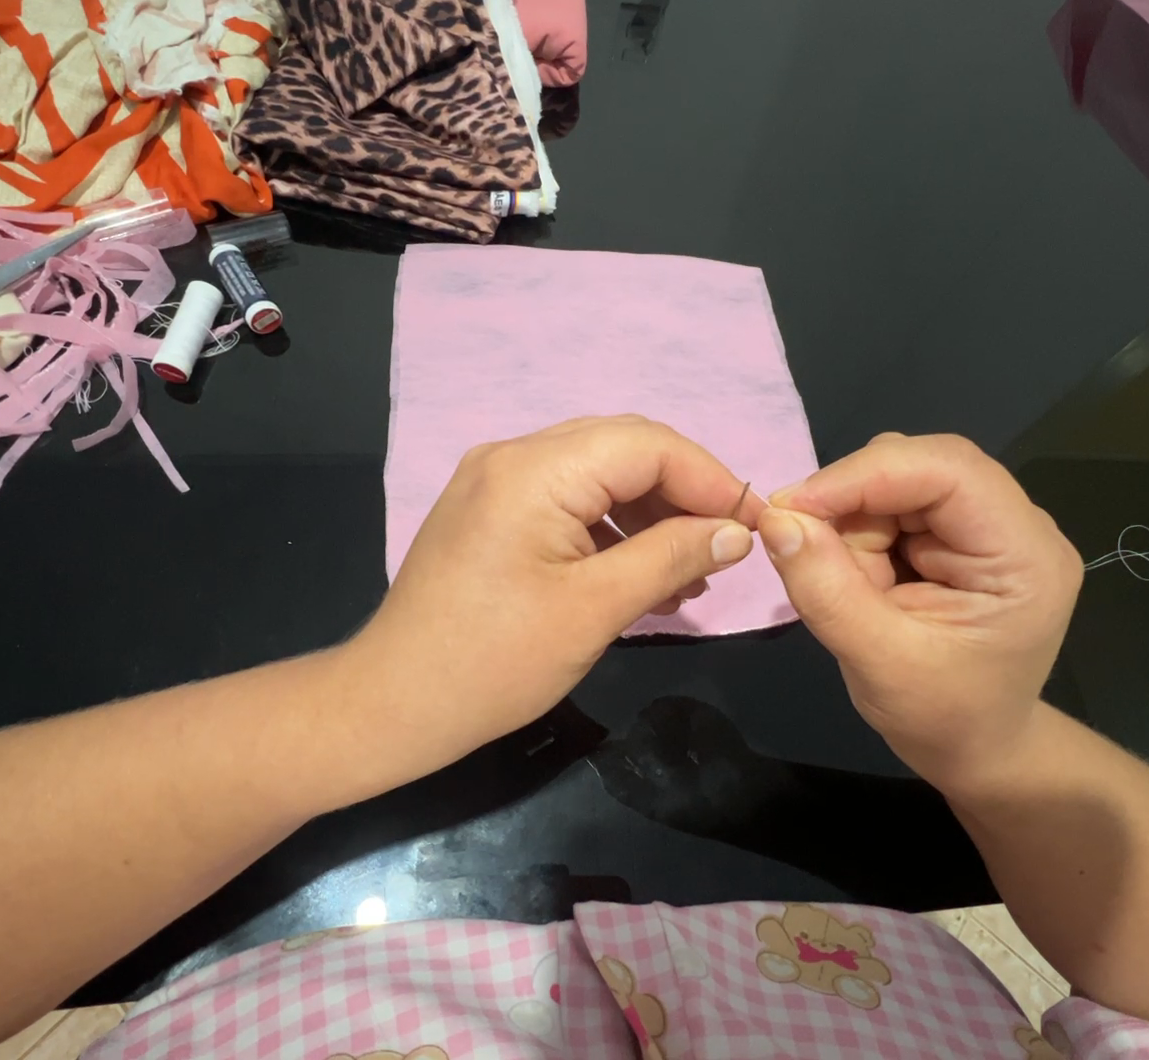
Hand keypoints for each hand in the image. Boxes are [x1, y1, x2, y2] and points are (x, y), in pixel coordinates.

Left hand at [344, 416, 759, 774]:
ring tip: (691, 574)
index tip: (753, 525)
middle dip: (683, 494)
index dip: (709, 478)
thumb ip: (672, 557)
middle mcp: (512, 456)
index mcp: (534, 469)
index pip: (646, 444)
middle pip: (623, 450)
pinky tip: (643, 574)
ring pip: (598, 475)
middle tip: (726, 547)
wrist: (394, 704)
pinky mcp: (492, 512)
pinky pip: (568, 501)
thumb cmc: (493, 664)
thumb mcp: (595, 610)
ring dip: (650, 515)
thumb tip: (736, 532)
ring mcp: (496, 482)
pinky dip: (612, 530)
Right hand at [755, 433, 1081, 786]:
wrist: (975, 749)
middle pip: (919, 466)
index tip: (790, 507)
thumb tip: (775, 519)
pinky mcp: (955, 535)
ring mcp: (985, 526)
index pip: (946, 470)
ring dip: (852, 526)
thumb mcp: (876, 661)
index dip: (862, 475)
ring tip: (855, 589)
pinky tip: (864, 583)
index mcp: (1023, 555)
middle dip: (852, 504)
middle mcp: (1015, 525)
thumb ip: (825, 589)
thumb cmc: (940, 717)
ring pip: (896, 482)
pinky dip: (857, 537)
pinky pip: (890, 507)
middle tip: (806, 549)